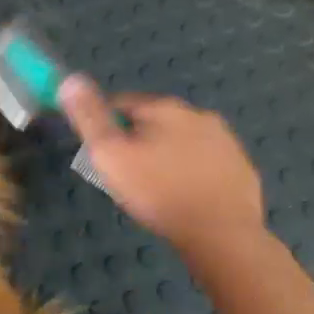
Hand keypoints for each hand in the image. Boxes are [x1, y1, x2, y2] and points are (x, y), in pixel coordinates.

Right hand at [58, 75, 265, 252]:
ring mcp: (227, 142)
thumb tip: (70, 79)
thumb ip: (88, 116)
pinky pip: (204, 161)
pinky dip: (190, 171)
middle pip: (152, 121)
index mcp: (165, 107)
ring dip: (165, 154)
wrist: (221, 234)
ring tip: (154, 186)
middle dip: (136, 140)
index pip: (119, 104)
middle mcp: (200, 115)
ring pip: (180, 140)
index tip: (103, 155)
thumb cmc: (156, 190)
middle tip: (126, 173)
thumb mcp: (108, 152)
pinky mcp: (242, 168)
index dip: (105, 128)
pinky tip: (183, 194)